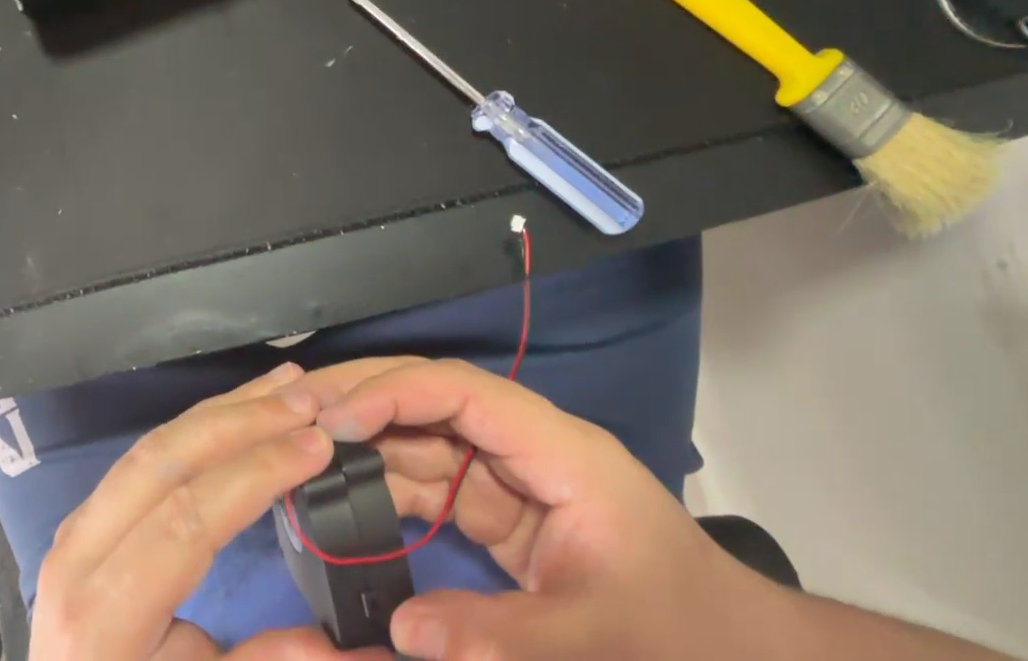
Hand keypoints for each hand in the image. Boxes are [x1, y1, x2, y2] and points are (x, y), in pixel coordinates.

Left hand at [29, 362, 386, 659]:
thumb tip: (348, 642)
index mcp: (103, 612)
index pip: (186, 519)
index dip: (255, 473)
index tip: (316, 444)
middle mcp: (79, 553)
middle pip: (161, 462)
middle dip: (239, 421)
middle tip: (304, 399)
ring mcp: (77, 528)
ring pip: (150, 446)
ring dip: (221, 411)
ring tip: (282, 385)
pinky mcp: (87, 518)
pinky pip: (143, 458)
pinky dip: (196, 428)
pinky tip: (235, 413)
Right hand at [303, 357, 778, 659]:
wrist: (734, 654)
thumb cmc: (686, 634)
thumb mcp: (604, 642)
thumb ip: (505, 638)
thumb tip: (402, 632)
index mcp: (557, 450)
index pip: (461, 393)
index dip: (392, 394)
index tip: (334, 419)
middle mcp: (522, 447)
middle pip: (428, 398)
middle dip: (362, 397)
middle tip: (293, 409)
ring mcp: (504, 475)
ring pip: (418, 434)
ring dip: (361, 437)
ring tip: (299, 446)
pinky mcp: (493, 506)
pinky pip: (425, 479)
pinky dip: (378, 481)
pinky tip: (337, 489)